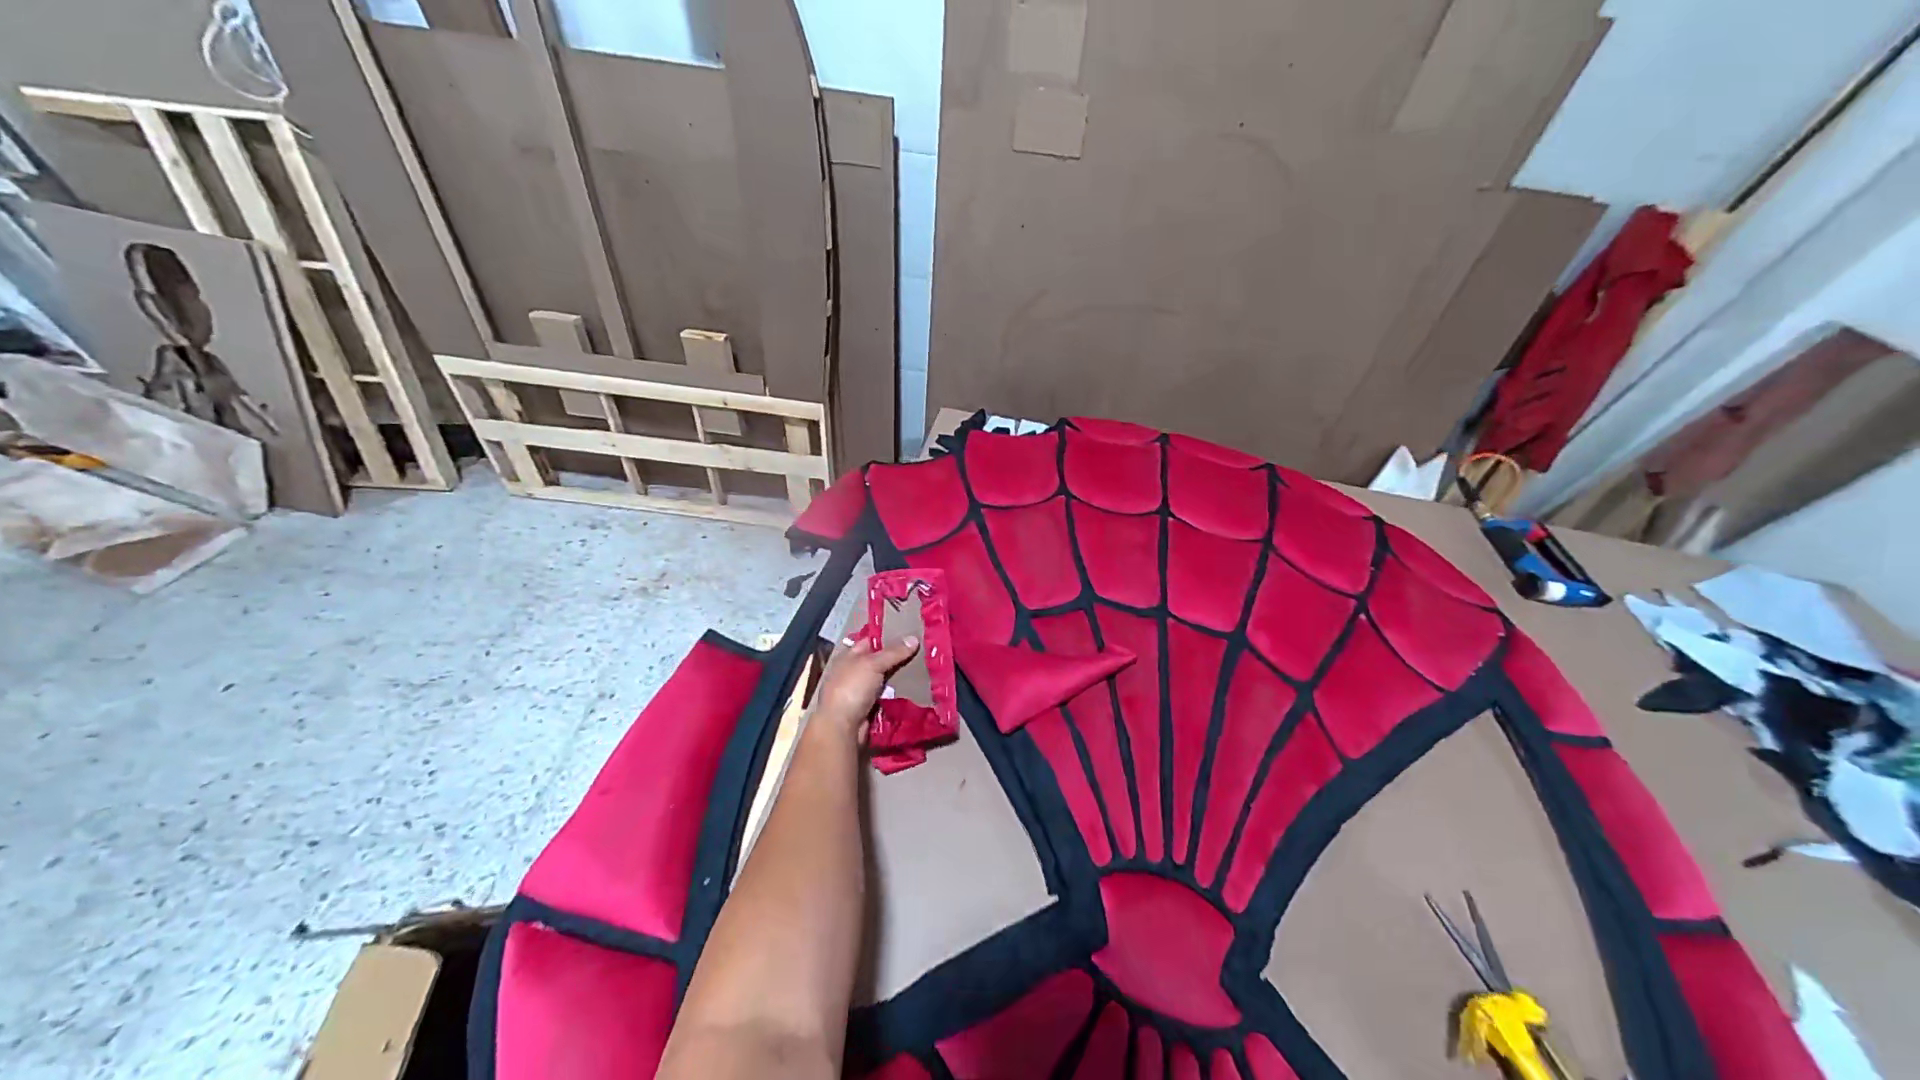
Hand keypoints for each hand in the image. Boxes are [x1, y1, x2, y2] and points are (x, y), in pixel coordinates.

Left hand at [811, 635, 920, 741]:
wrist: (842, 726)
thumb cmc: (852, 688)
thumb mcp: (872, 664)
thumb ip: (893, 652)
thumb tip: (914, 638)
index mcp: (849, 656)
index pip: (870, 640)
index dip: (887, 636)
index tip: (909, 632)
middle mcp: (854, 672)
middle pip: (880, 660)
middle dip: (898, 657)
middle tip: (922, 650)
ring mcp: (862, 690)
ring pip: (885, 679)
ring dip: (900, 676)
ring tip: (923, 668)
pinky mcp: (869, 706)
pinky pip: (887, 695)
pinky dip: (898, 693)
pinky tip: (914, 688)